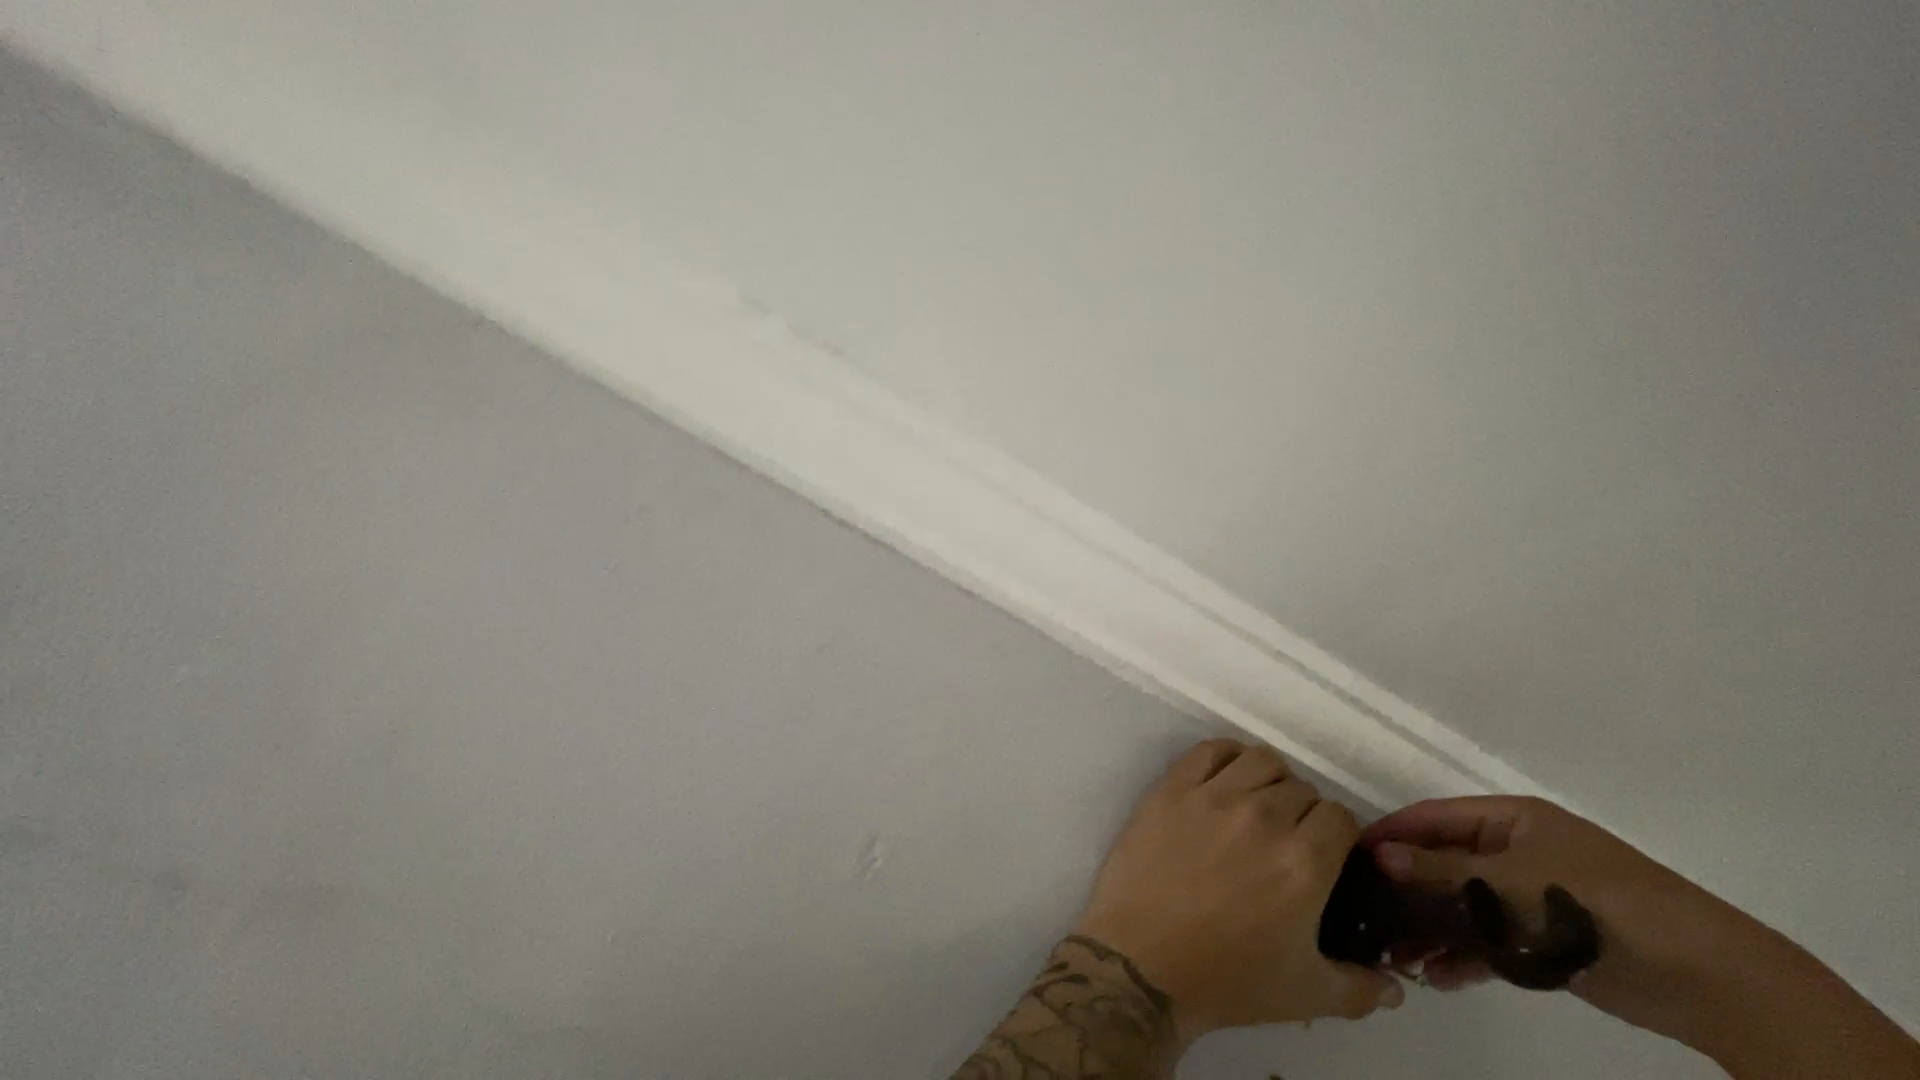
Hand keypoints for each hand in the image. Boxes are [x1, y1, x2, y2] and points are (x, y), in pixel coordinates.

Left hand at [1075, 739, 1402, 1042]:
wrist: (1140, 965)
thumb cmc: (1226, 979)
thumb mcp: (1307, 995)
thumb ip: (1360, 987)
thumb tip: (1396, 987)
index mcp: (1305, 860)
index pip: (1340, 817)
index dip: (1336, 834)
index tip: (1321, 854)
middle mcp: (1264, 817)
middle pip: (1302, 789)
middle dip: (1302, 813)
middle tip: (1283, 840)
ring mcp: (1213, 797)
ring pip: (1261, 760)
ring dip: (1268, 779)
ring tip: (1256, 805)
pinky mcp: (1171, 789)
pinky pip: (1209, 749)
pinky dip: (1225, 756)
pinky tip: (1224, 778)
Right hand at [1361, 796, 1757, 1038]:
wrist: (1699, 971)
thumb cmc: (1599, 901)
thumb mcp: (1514, 879)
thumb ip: (1444, 868)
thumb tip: (1377, 854)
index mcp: (1512, 820)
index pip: (1434, 818)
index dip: (1392, 834)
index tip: (1348, 855)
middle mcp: (1515, 852)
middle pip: (1443, 863)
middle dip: (1405, 888)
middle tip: (1365, 914)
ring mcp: (1527, 897)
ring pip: (1461, 905)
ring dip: (1429, 928)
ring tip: (1396, 956)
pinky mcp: (1541, 939)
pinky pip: (1487, 940)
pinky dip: (1462, 956)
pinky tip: (1438, 977)